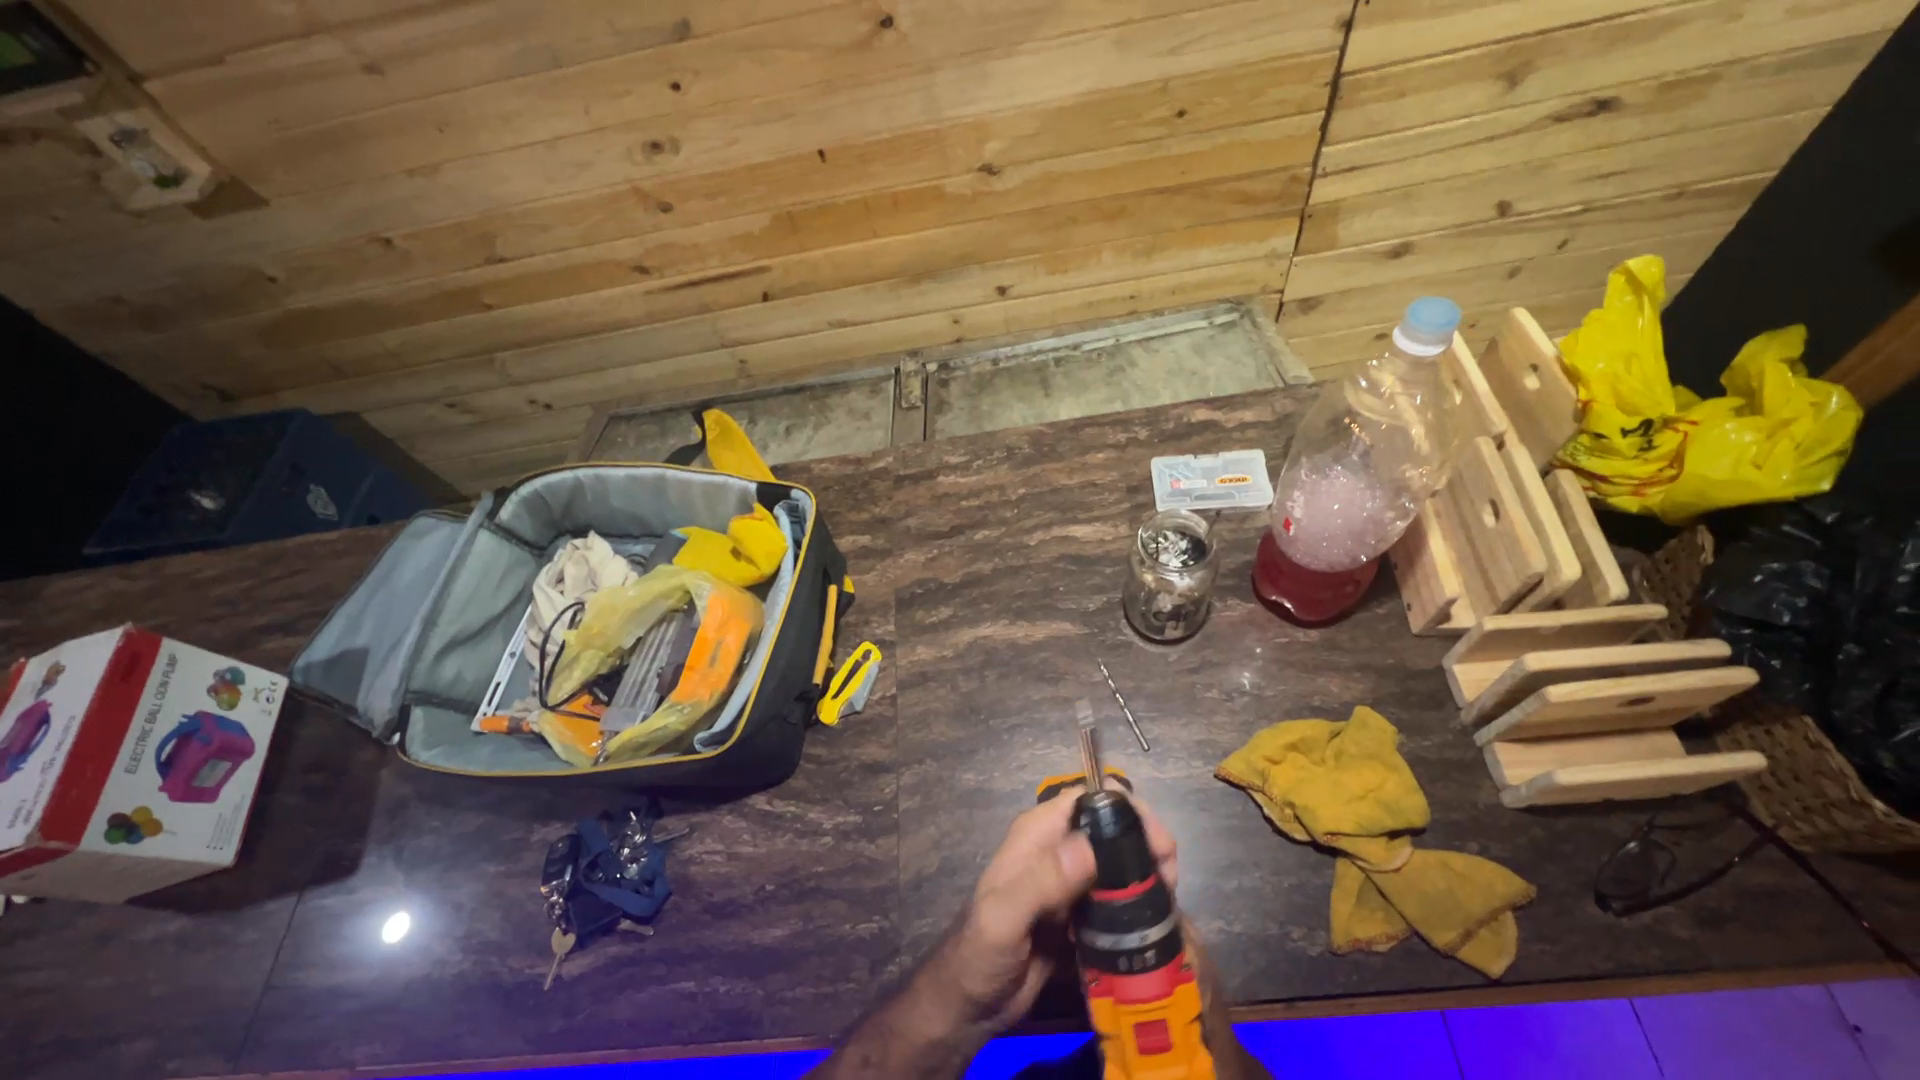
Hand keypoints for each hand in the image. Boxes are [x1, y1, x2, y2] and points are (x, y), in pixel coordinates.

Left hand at [928, 783, 1178, 1031]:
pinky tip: (1154, 920)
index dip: (1126, 808)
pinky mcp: (1081, 914)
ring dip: (1146, 873)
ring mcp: (1070, 883)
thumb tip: (1089, 848)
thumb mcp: (1004, 918)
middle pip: (1111, 827)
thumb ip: (1041, 882)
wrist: (972, 1005)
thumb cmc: (979, 956)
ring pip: (1118, 861)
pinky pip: (1116, 896)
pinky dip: (1137, 902)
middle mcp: (1056, 850)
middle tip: (1170, 878)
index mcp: (1036, 835)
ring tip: (1168, 900)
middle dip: (1145, 843)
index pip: (1087, 798)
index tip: (1157, 840)